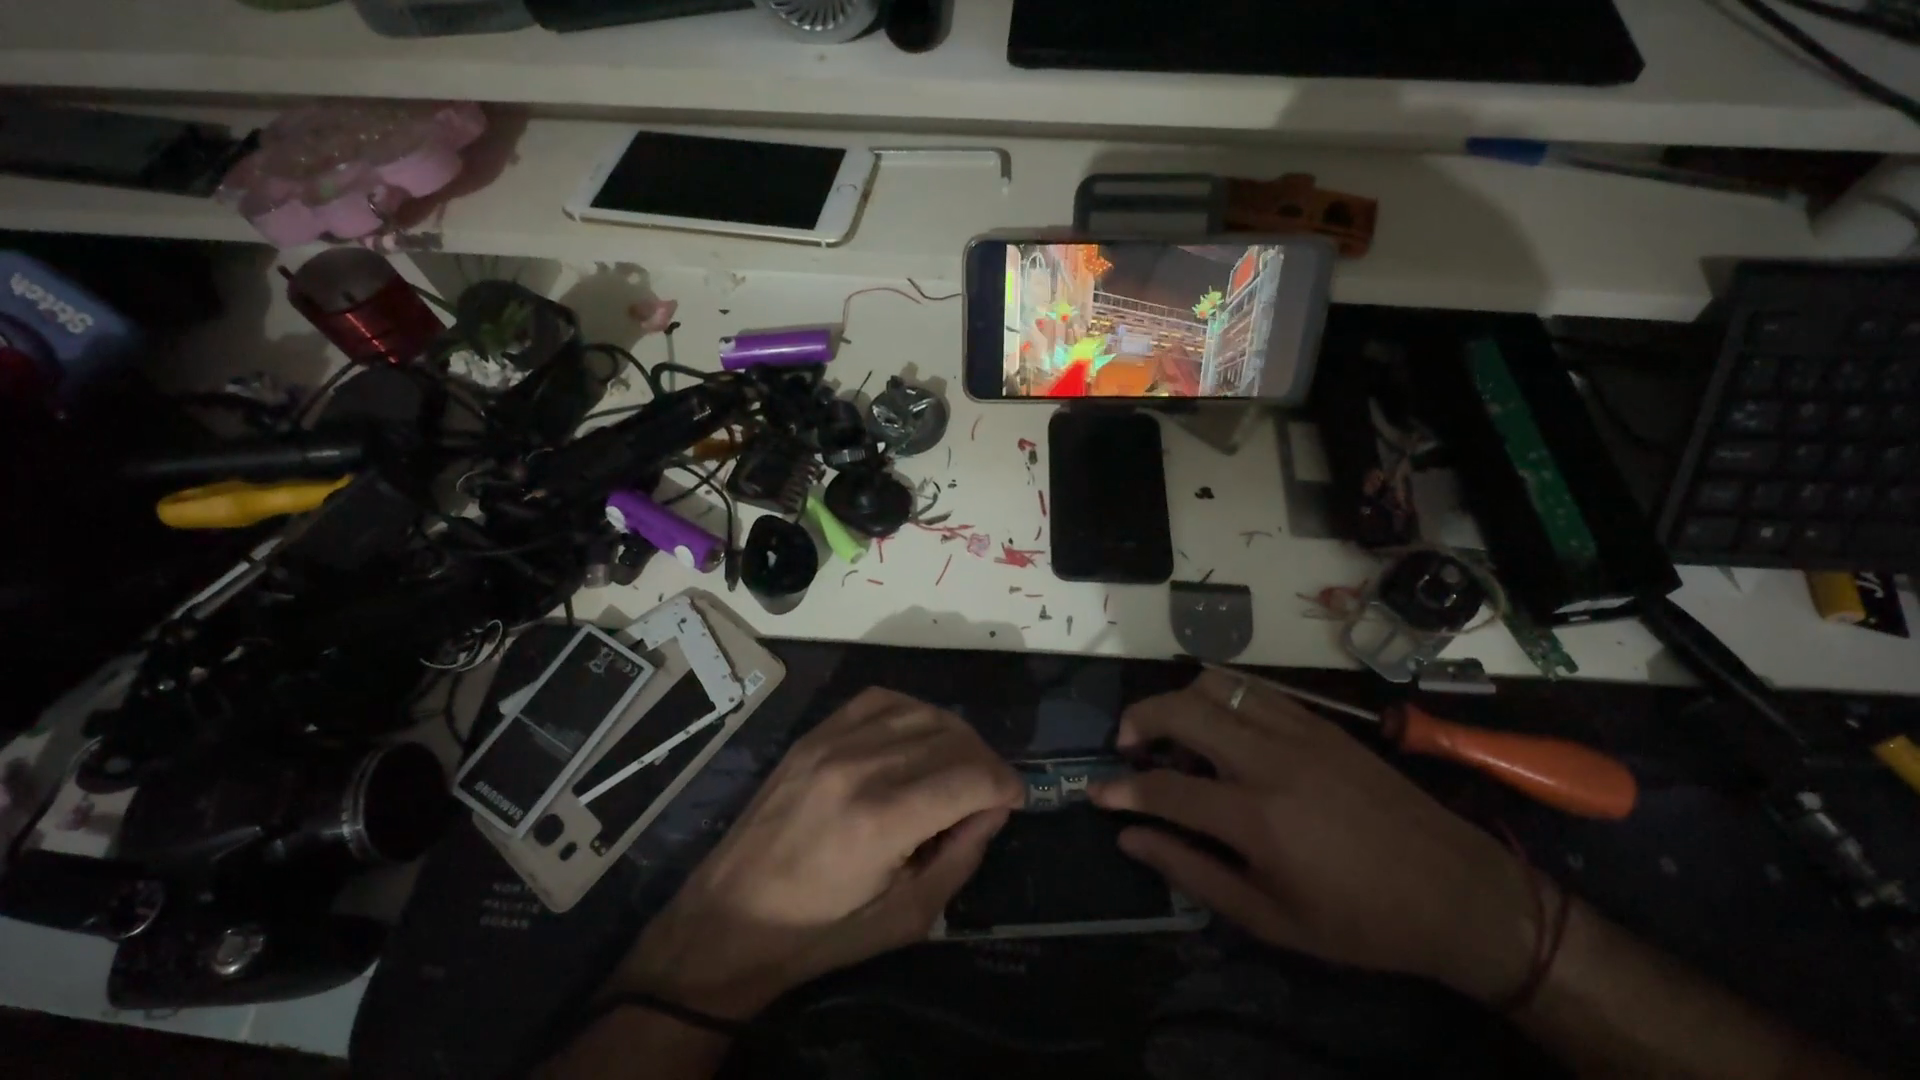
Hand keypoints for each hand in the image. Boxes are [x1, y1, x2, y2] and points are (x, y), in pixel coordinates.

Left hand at [606, 688, 1023, 1018]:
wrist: (732, 918)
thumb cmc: (821, 932)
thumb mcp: (907, 918)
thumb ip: (961, 857)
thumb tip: (993, 809)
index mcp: (883, 819)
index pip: (971, 775)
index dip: (1006, 785)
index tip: (1014, 801)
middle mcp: (860, 766)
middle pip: (951, 738)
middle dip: (985, 762)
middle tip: (990, 791)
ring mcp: (832, 742)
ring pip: (920, 711)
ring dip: (954, 735)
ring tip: (960, 765)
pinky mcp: (813, 734)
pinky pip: (879, 700)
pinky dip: (912, 712)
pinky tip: (918, 737)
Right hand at [1090, 670, 1542, 1002]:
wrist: (1455, 891)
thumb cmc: (1359, 921)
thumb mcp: (1269, 918)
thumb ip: (1192, 873)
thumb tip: (1131, 838)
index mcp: (1257, 819)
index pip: (1165, 790)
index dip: (1121, 791)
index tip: (1096, 793)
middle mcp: (1272, 761)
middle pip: (1183, 710)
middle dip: (1140, 719)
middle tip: (1130, 747)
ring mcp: (1300, 732)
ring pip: (1218, 685)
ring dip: (1181, 701)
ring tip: (1176, 734)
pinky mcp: (1323, 723)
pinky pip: (1256, 689)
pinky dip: (1223, 698)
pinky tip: (1224, 730)